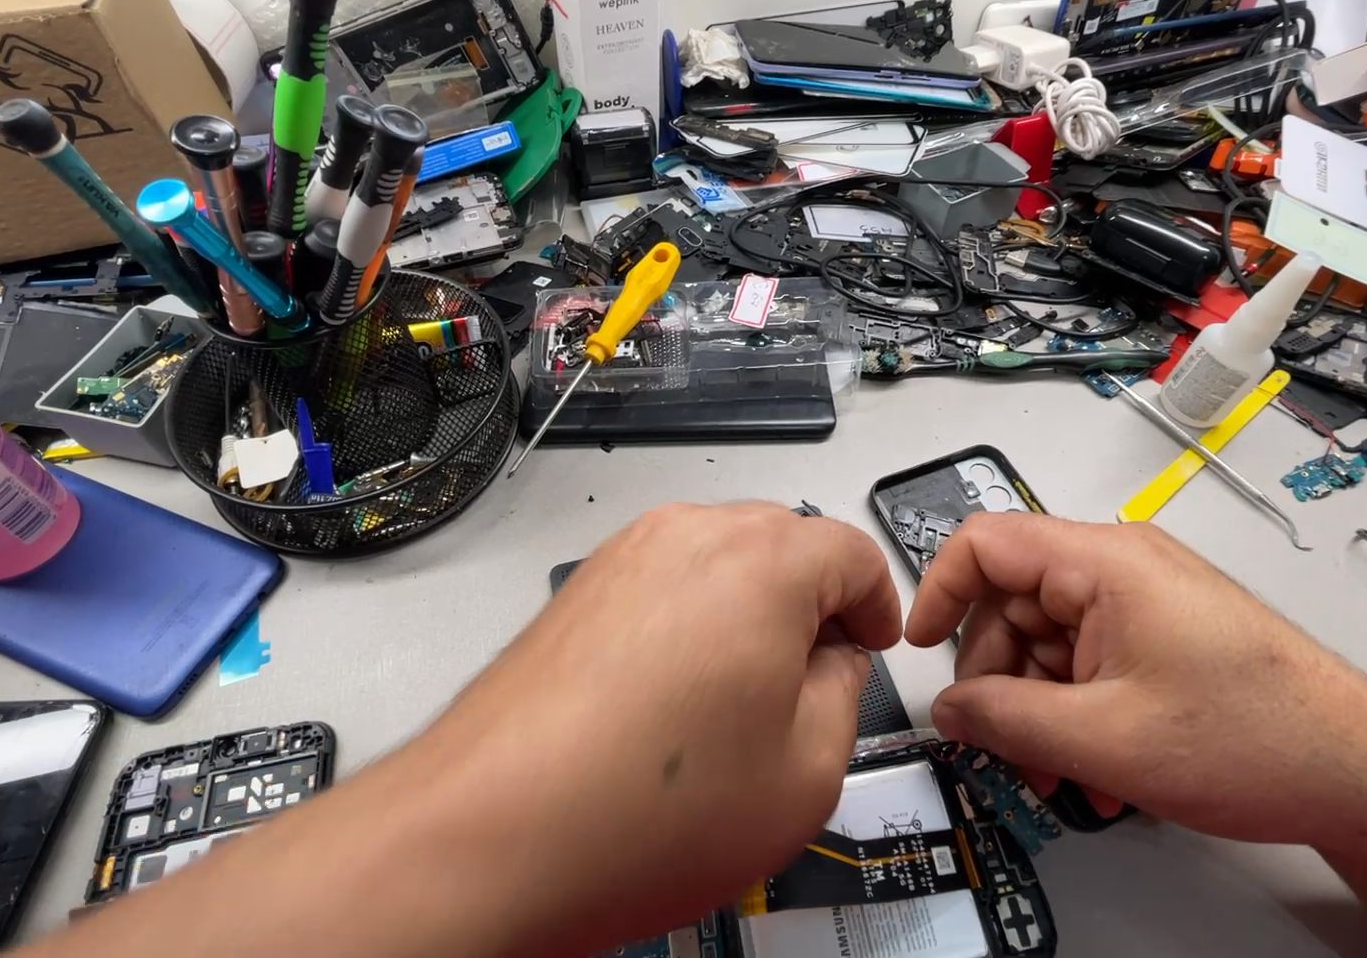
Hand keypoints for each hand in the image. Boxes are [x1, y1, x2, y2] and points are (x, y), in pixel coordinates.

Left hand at [414, 502, 902, 952]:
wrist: (490, 831)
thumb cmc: (637, 811)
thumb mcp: (805, 770)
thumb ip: (846, 691)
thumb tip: (836, 659)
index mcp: (762, 562)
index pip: (852, 550)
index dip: (876, 603)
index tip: (868, 645)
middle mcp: (690, 535)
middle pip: (788, 543)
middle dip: (815, 603)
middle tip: (813, 677)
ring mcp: (630, 552)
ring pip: (726, 559)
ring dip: (752, 610)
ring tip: (736, 698)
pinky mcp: (589, 581)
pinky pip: (670, 579)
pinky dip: (695, 617)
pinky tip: (678, 694)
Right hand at [904, 514, 1366, 848]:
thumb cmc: (1258, 742)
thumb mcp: (1105, 739)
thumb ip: (1004, 720)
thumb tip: (947, 710)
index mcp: (1102, 561)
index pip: (984, 542)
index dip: (939, 591)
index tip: (919, 645)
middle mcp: (1118, 566)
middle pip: (1010, 604)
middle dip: (997, 679)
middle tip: (1003, 744)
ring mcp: (1139, 599)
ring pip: (1045, 641)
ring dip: (1037, 708)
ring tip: (1059, 773)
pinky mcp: (1156, 630)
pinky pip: (1083, 659)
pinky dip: (1073, 709)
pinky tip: (1093, 765)